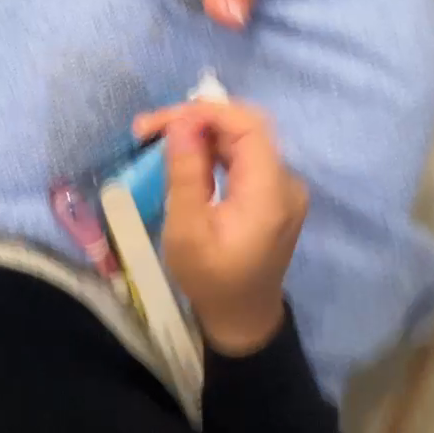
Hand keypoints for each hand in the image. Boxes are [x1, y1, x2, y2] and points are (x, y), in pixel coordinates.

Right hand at [134, 99, 307, 354]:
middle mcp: (284, 181)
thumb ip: (186, 174)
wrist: (243, 320)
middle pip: (242, 125)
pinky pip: (240, 153)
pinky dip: (208, 146)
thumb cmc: (211, 280)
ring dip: (197, 129)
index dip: (204, 112)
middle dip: (194, 117)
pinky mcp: (270, 191)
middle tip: (149, 129)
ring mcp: (280, 186)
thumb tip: (181, 122)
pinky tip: (181, 154)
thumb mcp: (187, 231)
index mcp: (270, 192)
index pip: (246, 125)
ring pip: (239, 136)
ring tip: (155, 137)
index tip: (161, 123)